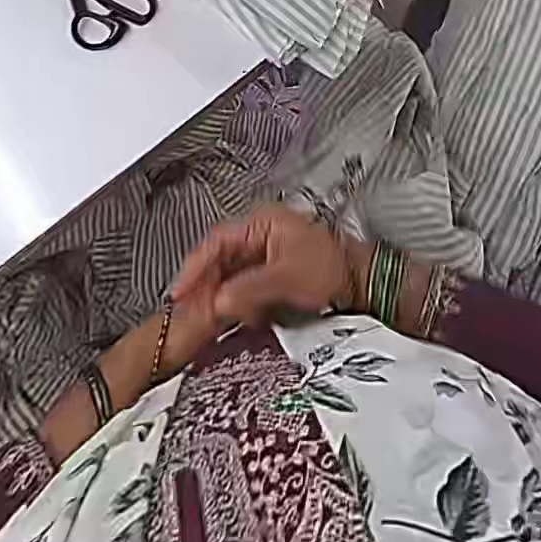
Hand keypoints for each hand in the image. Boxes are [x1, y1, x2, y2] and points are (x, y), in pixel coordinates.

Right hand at [172, 204, 356, 326]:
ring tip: (210, 318)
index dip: (195, 267)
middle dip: (207, 286)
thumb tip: (216, 301)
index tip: (180, 292)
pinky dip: (237, 301)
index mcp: (262, 223)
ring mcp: (266, 252)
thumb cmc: (330, 269)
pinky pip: (245, 285)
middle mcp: (261, 233)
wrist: (360, 281)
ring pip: (231, 274)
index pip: (217, 241)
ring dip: (221, 296)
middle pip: (221, 258)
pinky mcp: (272, 272)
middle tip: (191, 311)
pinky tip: (233, 317)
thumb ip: (249, 288)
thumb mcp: (287, 277)